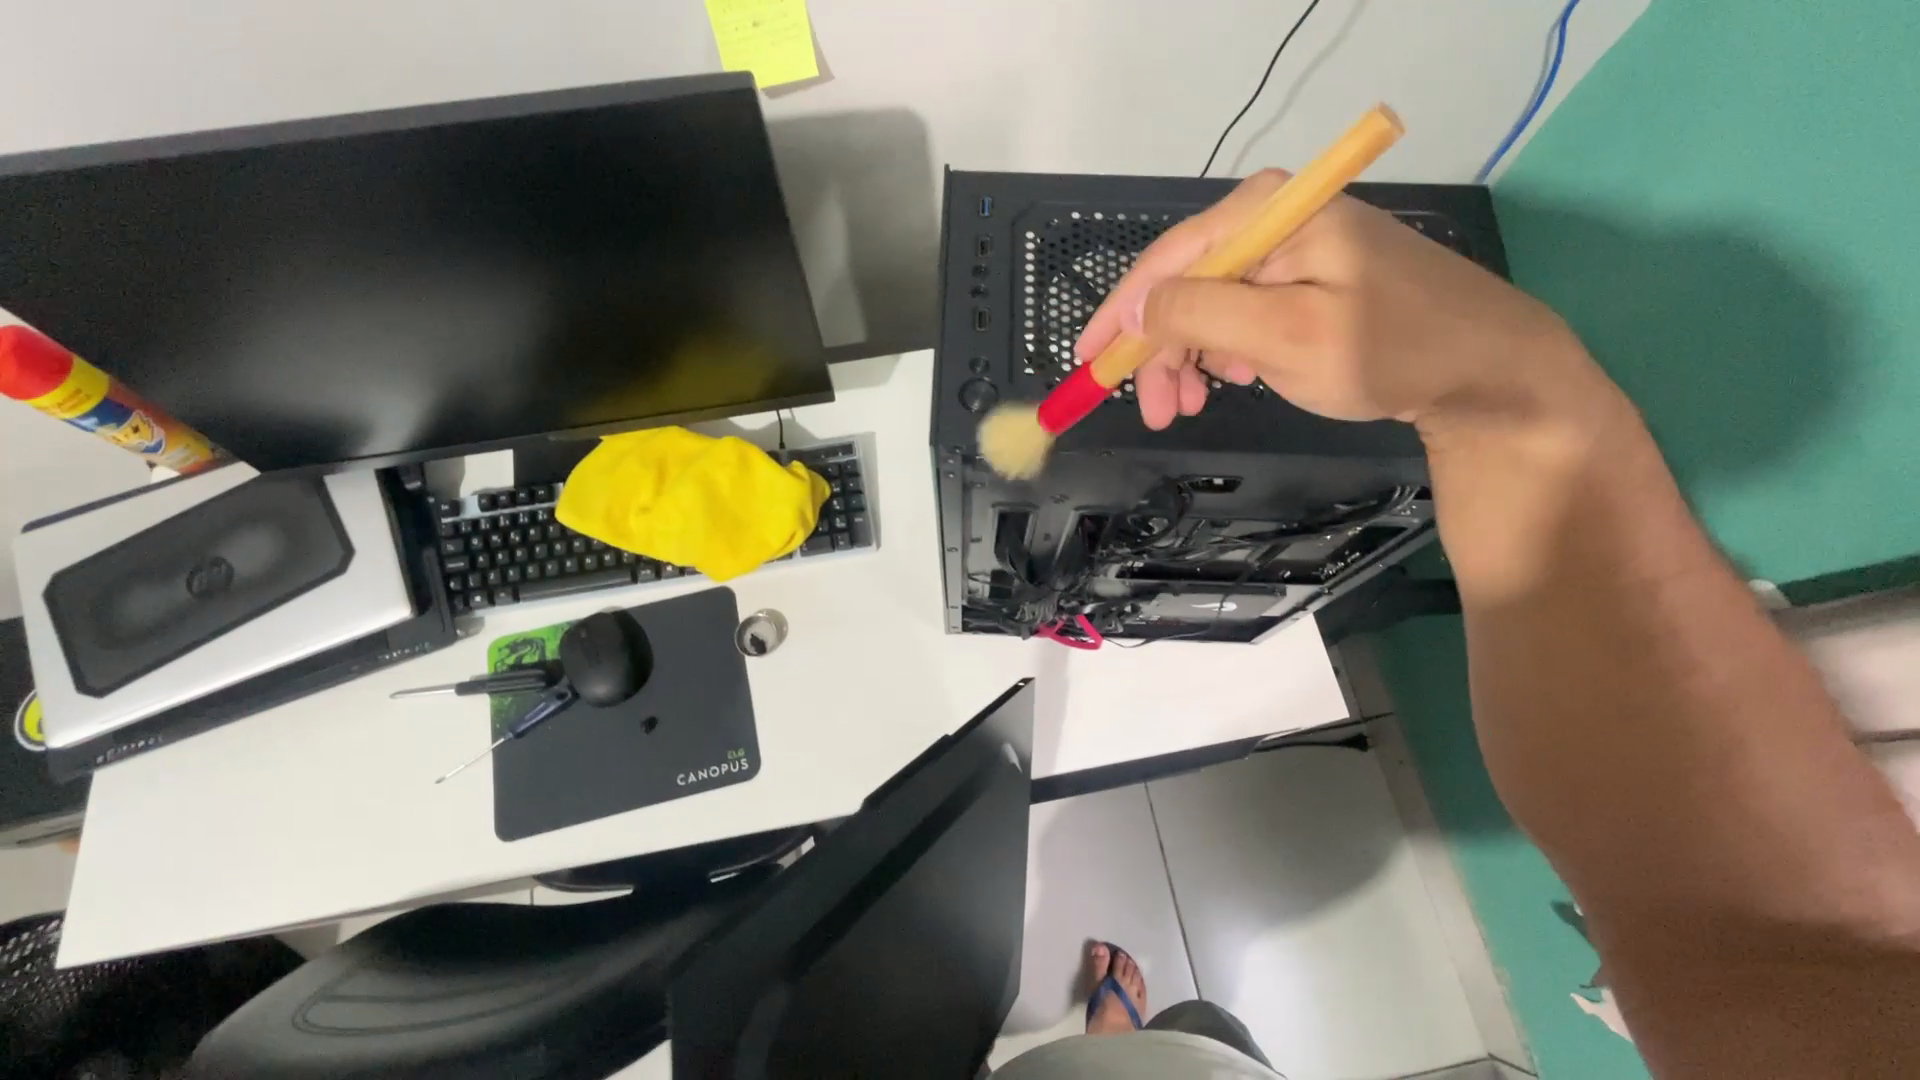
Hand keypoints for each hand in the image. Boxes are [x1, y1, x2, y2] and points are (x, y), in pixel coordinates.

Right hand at [1074, 170, 1596, 437]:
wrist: (1483, 367)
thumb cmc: (1390, 351)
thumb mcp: (1287, 335)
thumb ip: (1203, 313)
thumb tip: (1138, 306)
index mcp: (1266, 215)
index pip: (1164, 262)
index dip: (1118, 317)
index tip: (1085, 365)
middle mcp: (1270, 219)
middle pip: (1181, 287)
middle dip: (1158, 353)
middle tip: (1155, 413)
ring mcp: (1288, 249)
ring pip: (1204, 306)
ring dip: (1185, 360)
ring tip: (1186, 409)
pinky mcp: (1302, 279)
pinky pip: (1236, 315)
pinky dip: (1220, 354)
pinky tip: (1229, 381)